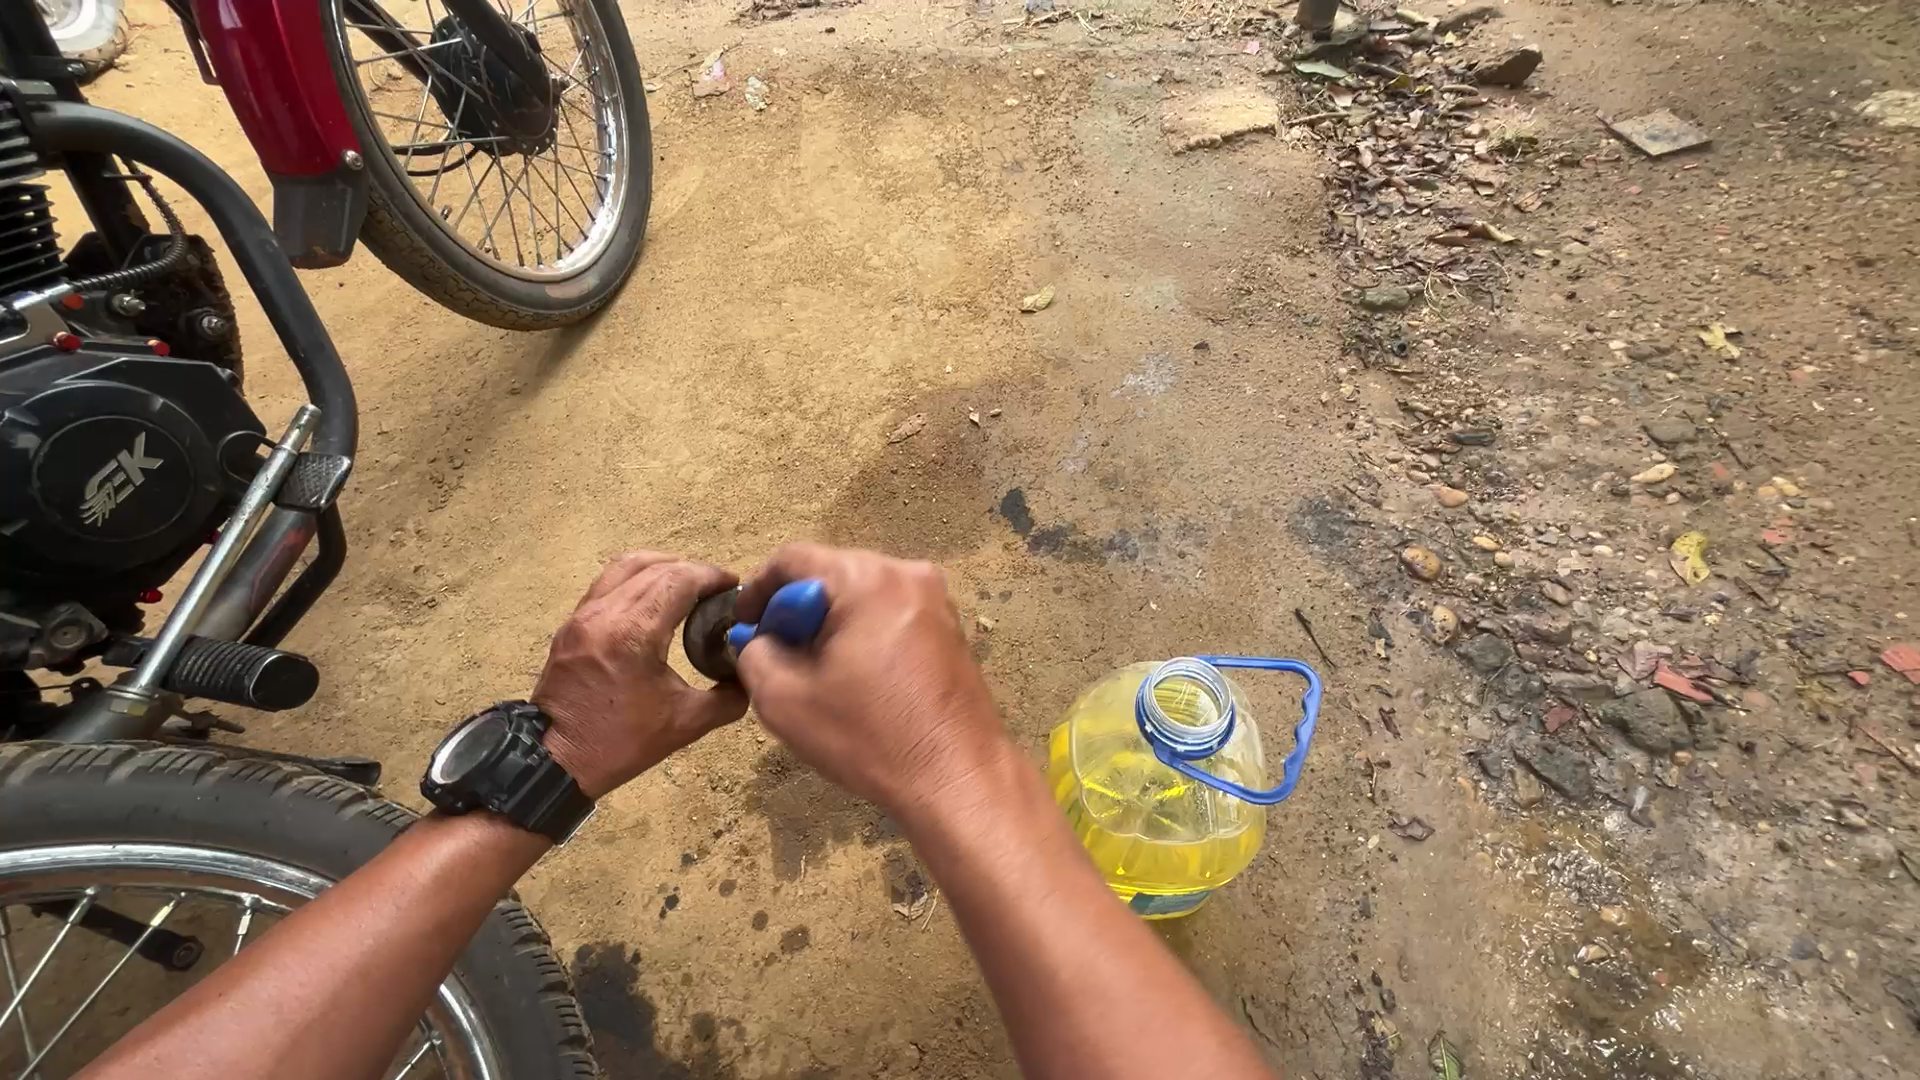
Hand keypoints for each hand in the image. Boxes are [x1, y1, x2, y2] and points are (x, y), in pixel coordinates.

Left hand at [532, 552, 748, 797]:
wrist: (553, 762)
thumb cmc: (620, 741)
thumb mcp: (687, 723)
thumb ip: (728, 696)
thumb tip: (749, 675)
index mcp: (634, 632)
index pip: (680, 579)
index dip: (712, 576)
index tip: (734, 586)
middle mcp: (605, 613)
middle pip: (657, 567)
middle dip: (693, 571)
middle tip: (717, 590)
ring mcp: (583, 615)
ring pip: (627, 566)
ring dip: (663, 567)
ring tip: (687, 586)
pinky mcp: (572, 623)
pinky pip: (609, 581)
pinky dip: (638, 579)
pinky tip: (655, 599)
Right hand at [733, 544, 1014, 827]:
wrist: (958, 776)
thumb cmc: (869, 735)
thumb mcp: (784, 699)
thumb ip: (755, 653)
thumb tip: (760, 638)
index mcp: (867, 577)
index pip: (794, 558)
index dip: (759, 589)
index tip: (746, 626)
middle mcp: (908, 573)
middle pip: (832, 572)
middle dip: (799, 609)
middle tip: (781, 653)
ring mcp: (937, 598)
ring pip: (864, 594)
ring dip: (834, 622)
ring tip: (820, 672)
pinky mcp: (951, 626)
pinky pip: (892, 612)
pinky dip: (866, 632)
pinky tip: (861, 678)